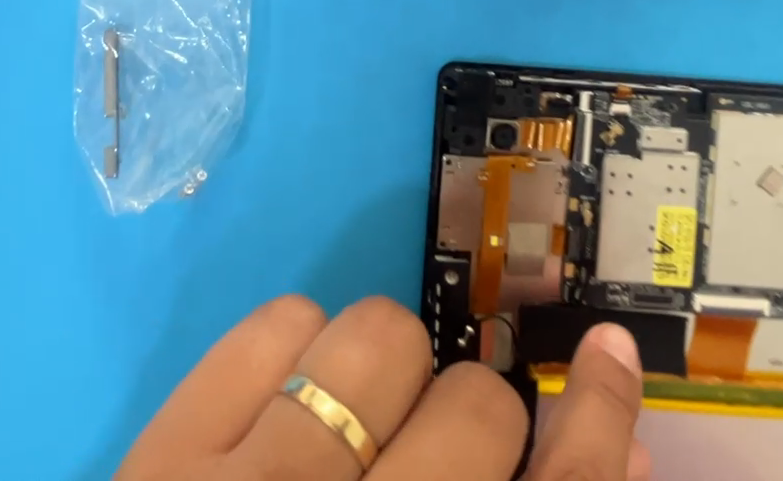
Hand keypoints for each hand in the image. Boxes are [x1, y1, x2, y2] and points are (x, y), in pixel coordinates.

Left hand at [115, 295, 651, 480]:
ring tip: (353, 425)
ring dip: (386, 370)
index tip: (608, 355)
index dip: (600, 414)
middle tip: (429, 458)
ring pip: (375, 337)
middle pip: (474, 406)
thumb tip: (618, 448)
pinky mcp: (164, 455)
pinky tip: (287, 405)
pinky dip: (300, 344)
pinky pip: (277, 322)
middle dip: (471, 421)